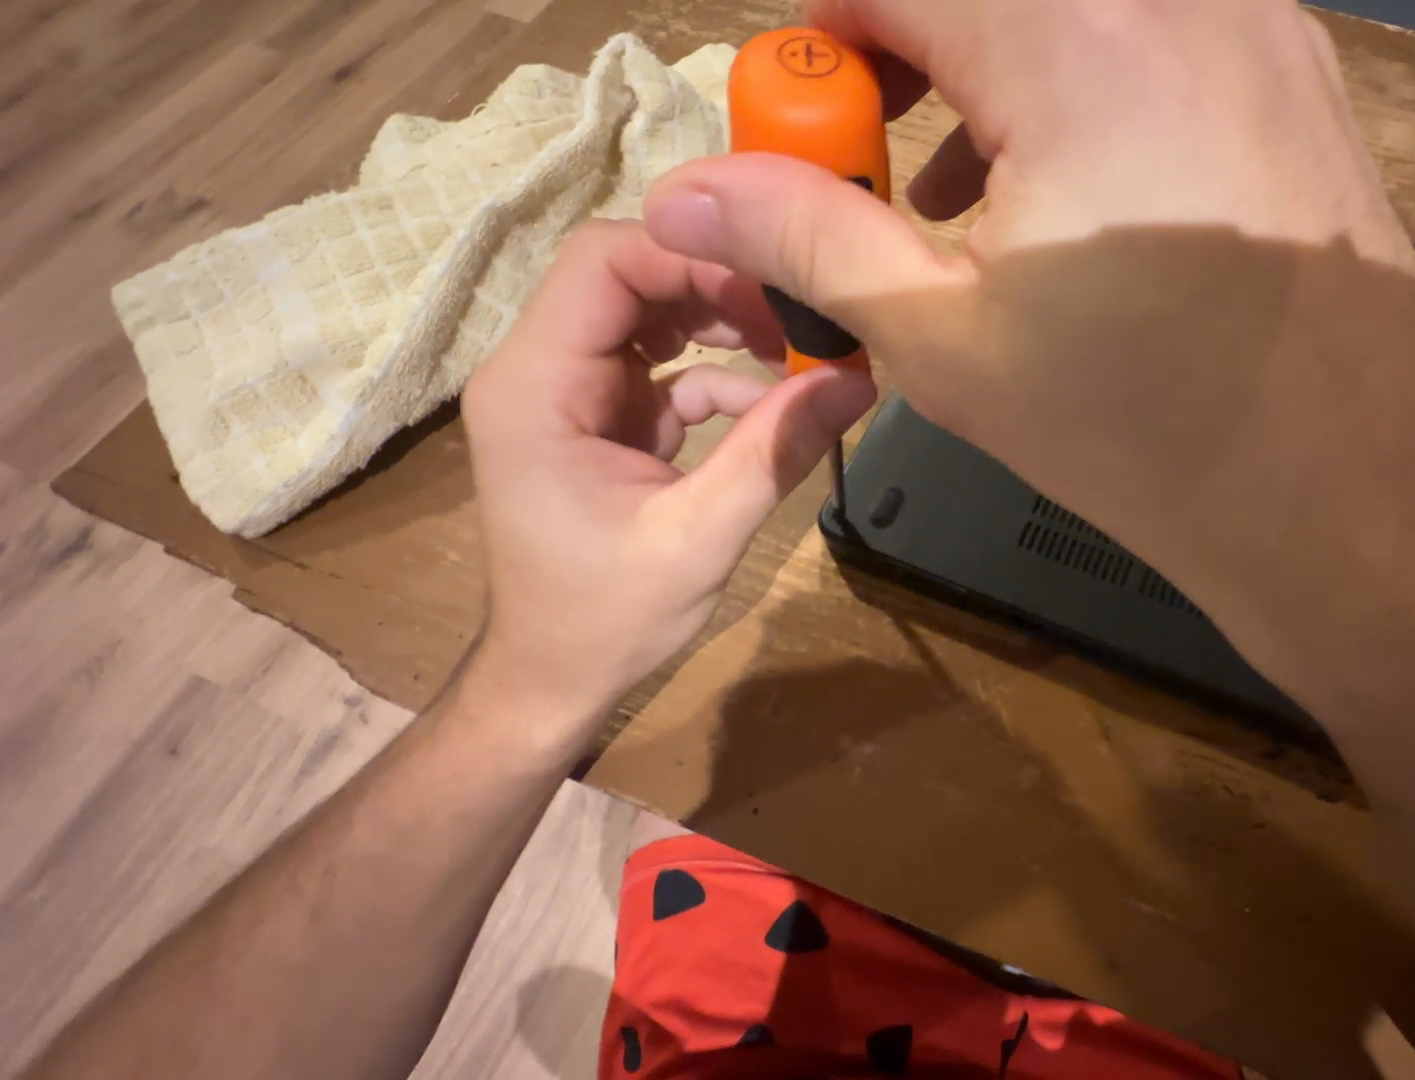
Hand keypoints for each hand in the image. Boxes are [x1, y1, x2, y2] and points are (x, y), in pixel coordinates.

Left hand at [459, 220, 875, 746]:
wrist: (555, 676)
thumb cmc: (608, 618)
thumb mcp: (701, 538)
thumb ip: (774, 453)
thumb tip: (858, 384)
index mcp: (537, 387)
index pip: (603, 263)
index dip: (693, 257)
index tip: (779, 284)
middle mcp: (540, 371)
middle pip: (630, 280)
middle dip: (720, 291)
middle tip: (803, 320)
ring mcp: (571, 393)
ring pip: (652, 318)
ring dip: (726, 331)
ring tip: (799, 357)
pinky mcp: (602, 418)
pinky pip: (665, 370)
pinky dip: (719, 382)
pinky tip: (767, 411)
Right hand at [641, 0, 1414, 710]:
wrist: (1339, 489)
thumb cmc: (1132, 427)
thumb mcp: (943, 337)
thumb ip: (807, 236)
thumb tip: (687, 190)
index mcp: (1071, 38)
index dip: (825, 36)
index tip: (811, 123)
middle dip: (904, 56)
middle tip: (878, 163)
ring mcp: (1259, 23)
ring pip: (1075, 10)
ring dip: (989, 74)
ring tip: (960, 196)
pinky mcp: (1299, 78)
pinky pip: (1156, 36)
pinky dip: (1078, 87)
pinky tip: (1069, 199)